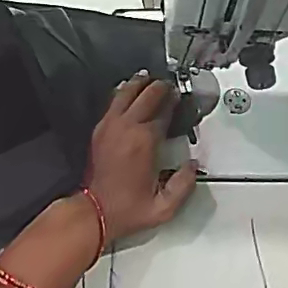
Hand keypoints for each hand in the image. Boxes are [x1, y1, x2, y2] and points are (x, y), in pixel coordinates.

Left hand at [85, 73, 198, 243]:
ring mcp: (110, 127)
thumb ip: (184, 184)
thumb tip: (192, 165)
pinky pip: (112, 103)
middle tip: (168, 85)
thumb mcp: (164, 206)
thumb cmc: (126, 208)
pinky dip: (122, 93)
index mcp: (144, 142)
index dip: (173, 102)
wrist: (95, 210)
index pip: (163, 112)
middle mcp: (126, 129)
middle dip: (159, 88)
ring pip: (125, 94)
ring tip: (148, 77)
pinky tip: (127, 89)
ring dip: (138, 84)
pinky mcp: (99, 131)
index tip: (180, 98)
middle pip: (145, 96)